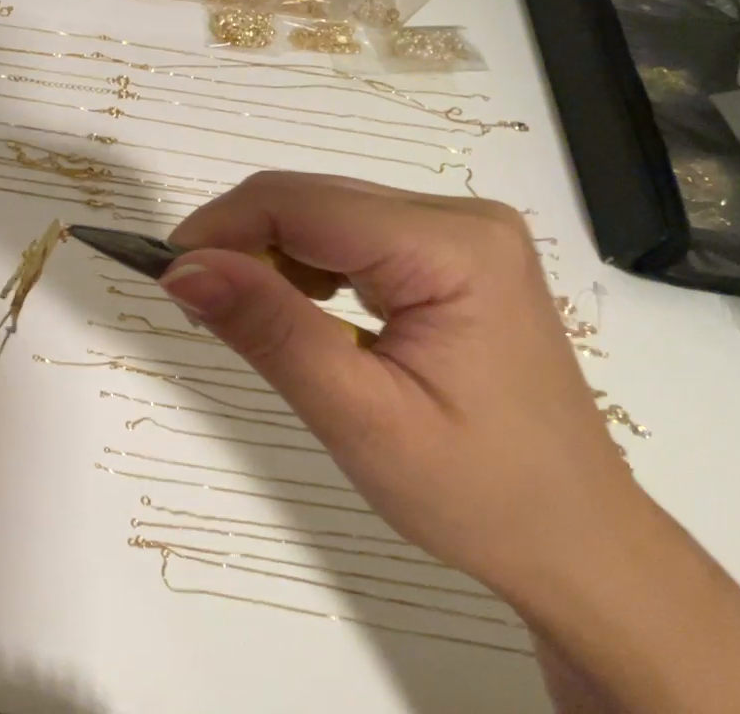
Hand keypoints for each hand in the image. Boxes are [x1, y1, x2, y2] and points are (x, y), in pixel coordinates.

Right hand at [156, 171, 634, 592]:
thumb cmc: (473, 490)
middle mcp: (460, 219)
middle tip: (200, 311)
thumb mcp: (356, 414)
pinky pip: (342, 235)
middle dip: (235, 243)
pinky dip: (295, 265)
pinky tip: (298, 314)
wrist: (572, 539)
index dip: (216, 230)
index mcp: (452, 249)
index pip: (296, 204)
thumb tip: (180, 268)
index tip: (167, 282)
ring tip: (248, 322)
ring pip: (316, 212)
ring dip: (261, 255)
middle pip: (305, 200)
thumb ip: (268, 330)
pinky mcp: (449, 257)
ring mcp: (460, 235)